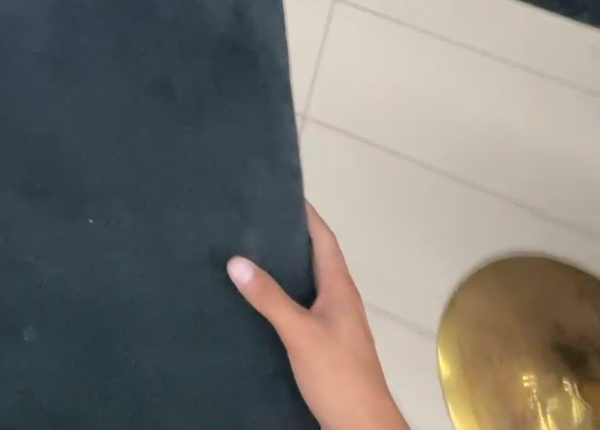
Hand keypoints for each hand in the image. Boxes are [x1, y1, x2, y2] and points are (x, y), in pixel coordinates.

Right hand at [229, 205, 409, 429]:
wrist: (364, 429)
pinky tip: (261, 301)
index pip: (324, 238)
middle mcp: (339, 299)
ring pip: (309, 282)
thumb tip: (236, 260)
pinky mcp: (327, 343)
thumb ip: (269, 297)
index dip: (306, 214)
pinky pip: (303, 304)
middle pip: (316, 256)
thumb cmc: (339, 374)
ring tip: (251, 252)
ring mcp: (336, 323)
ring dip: (286, 266)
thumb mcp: (300, 333)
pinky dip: (284, 294)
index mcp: (339, 288)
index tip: (281, 192)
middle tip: (255, 219)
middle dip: (290, 236)